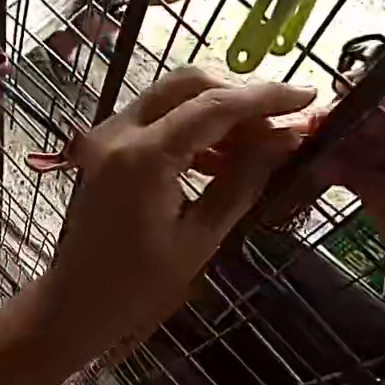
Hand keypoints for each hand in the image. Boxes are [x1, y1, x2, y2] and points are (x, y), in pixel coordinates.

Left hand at [27, 67, 315, 359]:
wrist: (76, 300)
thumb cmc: (137, 285)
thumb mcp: (200, 237)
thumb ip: (243, 181)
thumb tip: (287, 140)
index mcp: (143, 156)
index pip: (214, 106)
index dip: (265, 97)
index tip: (308, 95)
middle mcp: (119, 131)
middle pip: (188, 85)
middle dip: (239, 96)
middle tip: (279, 124)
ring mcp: (106, 134)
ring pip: (171, 96)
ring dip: (216, 110)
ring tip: (258, 144)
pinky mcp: (105, 144)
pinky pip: (156, 117)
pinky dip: (191, 126)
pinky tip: (221, 157)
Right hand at [318, 49, 384, 351]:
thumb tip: (374, 95)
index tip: (362, 75)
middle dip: (360, 103)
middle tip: (327, 110)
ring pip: (368, 134)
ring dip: (341, 133)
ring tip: (314, 137)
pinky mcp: (382, 191)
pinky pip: (354, 167)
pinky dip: (334, 163)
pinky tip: (317, 162)